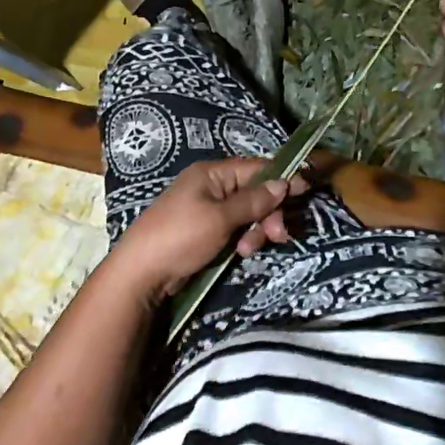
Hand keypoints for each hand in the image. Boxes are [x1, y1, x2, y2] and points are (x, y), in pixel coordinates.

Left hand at [111, 158, 306, 302]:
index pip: (257, 167)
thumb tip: (283, 182)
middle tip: (278, 234)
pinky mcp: (206, 231)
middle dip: (269, 212)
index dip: (282, 177)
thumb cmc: (179, 238)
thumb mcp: (220, 217)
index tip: (305, 188)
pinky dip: (244, 238)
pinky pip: (236, 227)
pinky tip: (242, 252)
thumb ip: (254, 200)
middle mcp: (212, 187)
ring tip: (250, 248)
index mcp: (212, 174)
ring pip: (248, 212)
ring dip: (257, 228)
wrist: (138, 276)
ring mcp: (208, 210)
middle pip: (255, 191)